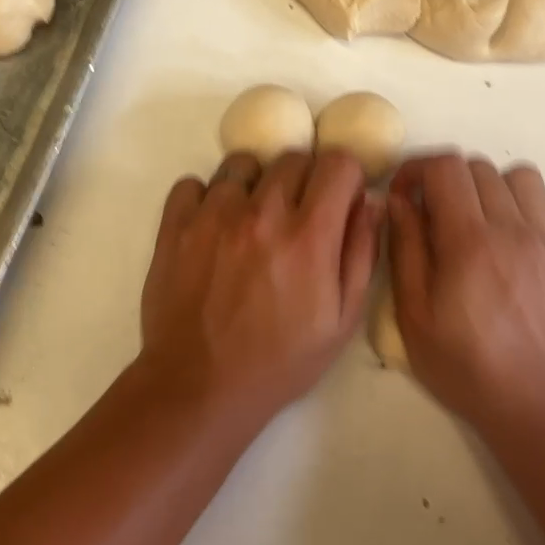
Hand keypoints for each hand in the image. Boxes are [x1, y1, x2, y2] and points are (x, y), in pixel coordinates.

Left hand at [140, 149, 380, 417]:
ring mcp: (213, 216)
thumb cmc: (281, 361)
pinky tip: (214, 225)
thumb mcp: (341, 321)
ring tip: (253, 219)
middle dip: (305, 179)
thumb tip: (369, 203)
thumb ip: (361, 254)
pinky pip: (192, 183)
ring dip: (255, 183)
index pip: (337, 163)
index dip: (345, 176)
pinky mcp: (175, 227)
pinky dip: (206, 196)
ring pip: (242, 163)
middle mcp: (261, 214)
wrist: (200, 387)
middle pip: (292, 157)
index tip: (340, 197)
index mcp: (309, 237)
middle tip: (299, 215)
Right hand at [387, 153, 544, 431]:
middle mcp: (511, 228)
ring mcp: (544, 239)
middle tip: (429, 214)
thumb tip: (398, 202)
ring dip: (488, 186)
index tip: (402, 196)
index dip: (416, 169)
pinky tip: (508, 234)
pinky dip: (525, 205)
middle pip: (477, 166)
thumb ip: (405, 250)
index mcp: (469, 241)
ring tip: (472, 219)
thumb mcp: (414, 315)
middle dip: (445, 179)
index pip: (446, 167)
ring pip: (518, 175)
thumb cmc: (464, 365)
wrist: (536, 400)